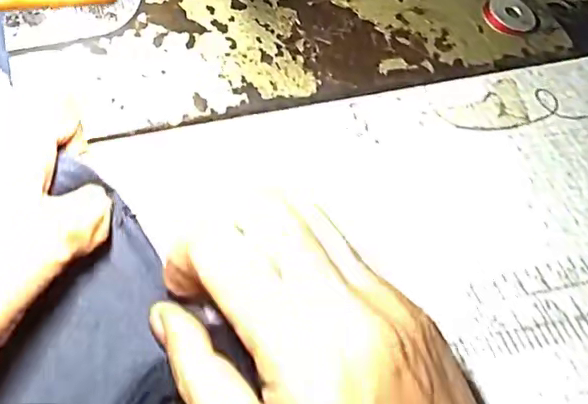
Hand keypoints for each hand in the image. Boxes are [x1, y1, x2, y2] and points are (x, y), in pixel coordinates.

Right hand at [149, 200, 475, 403]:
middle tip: (206, 277)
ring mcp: (392, 307)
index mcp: (310, 349)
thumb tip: (172, 322)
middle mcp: (356, 312)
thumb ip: (200, 380)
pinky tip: (291, 296)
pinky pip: (342, 245)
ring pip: (302, 210)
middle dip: (217, 230)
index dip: (182, 256)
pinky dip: (300, 249)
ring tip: (245, 275)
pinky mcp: (415, 315)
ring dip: (258, 228)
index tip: (181, 286)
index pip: (218, 243)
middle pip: (259, 208)